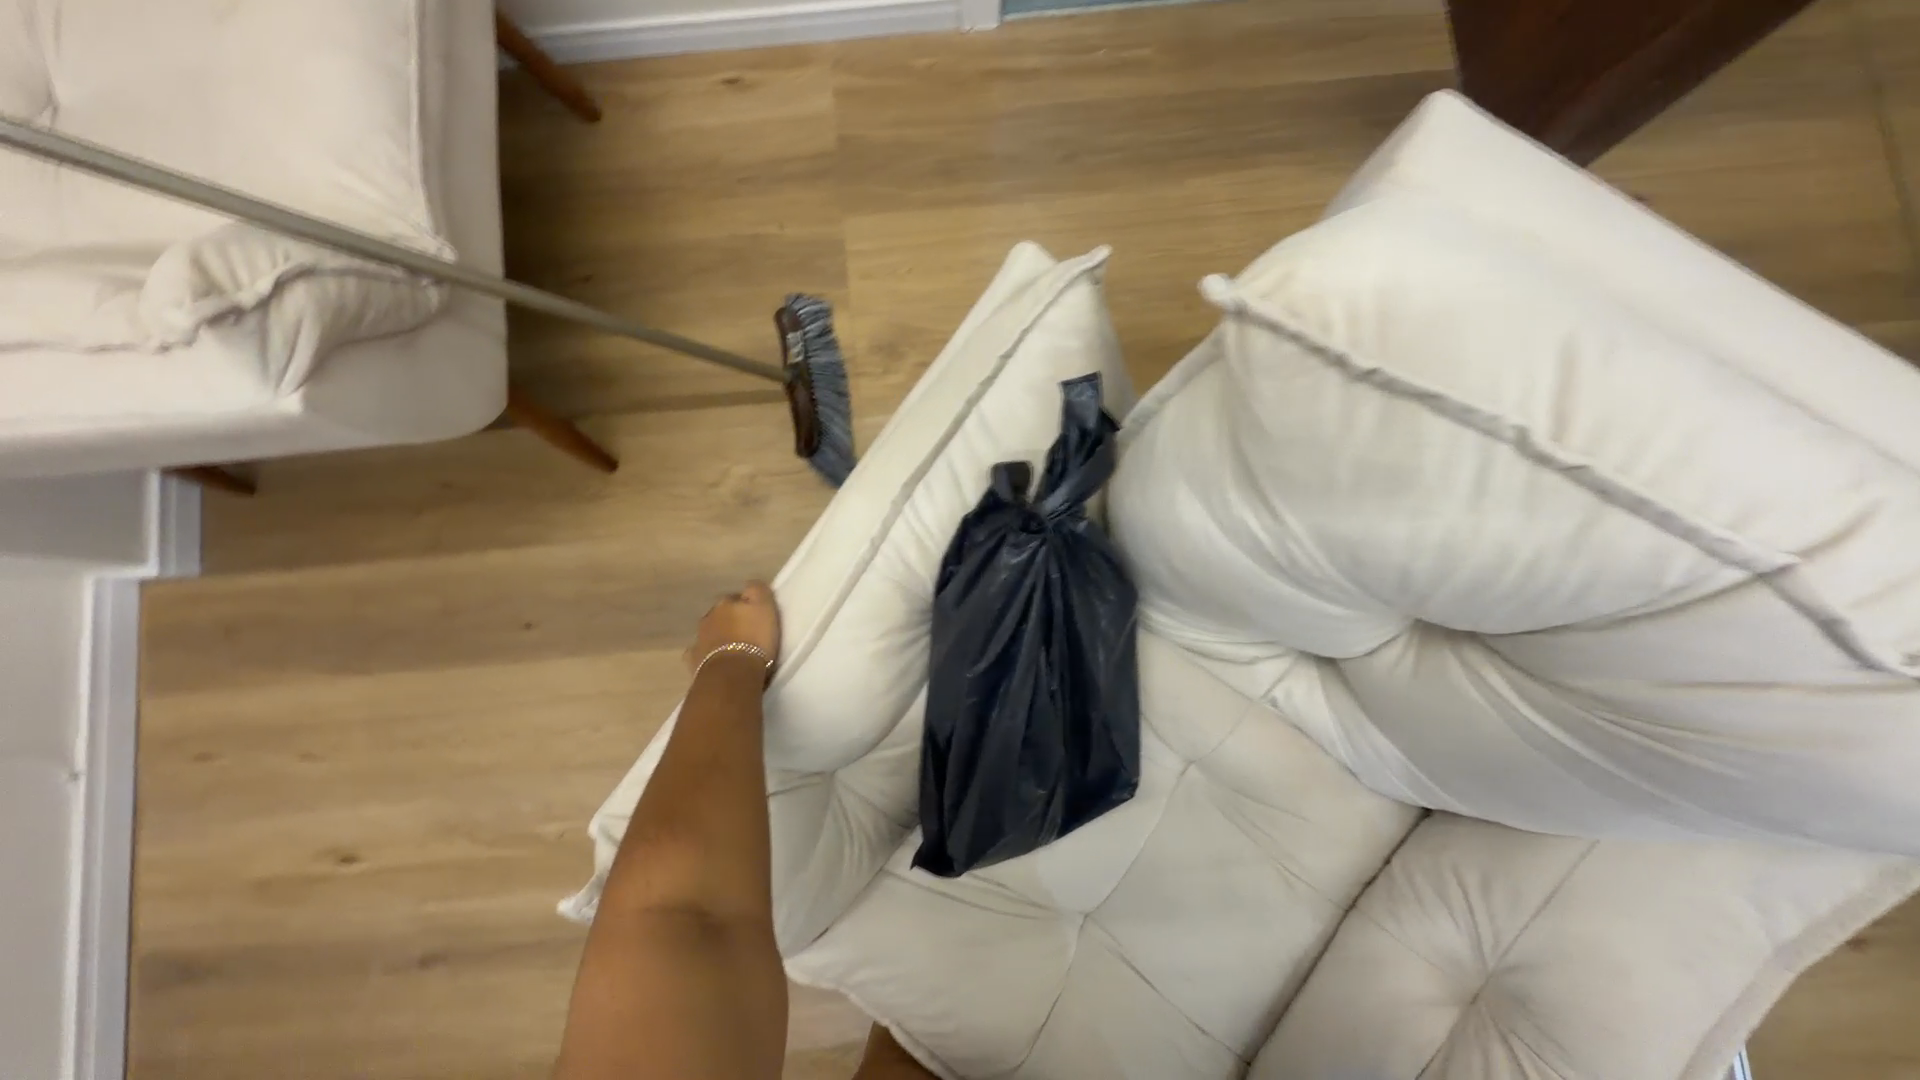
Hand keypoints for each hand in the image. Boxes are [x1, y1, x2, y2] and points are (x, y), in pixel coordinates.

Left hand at [684, 581, 781, 679]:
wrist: (732, 673)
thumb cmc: (754, 639)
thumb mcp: (765, 607)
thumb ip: (757, 591)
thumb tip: (750, 585)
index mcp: (726, 603)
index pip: (737, 598)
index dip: (747, 606)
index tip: (757, 617)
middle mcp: (709, 616)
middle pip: (721, 614)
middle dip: (730, 620)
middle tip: (745, 633)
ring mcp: (699, 638)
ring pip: (709, 632)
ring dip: (718, 636)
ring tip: (732, 648)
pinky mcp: (693, 659)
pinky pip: (699, 653)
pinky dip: (706, 654)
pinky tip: (714, 660)